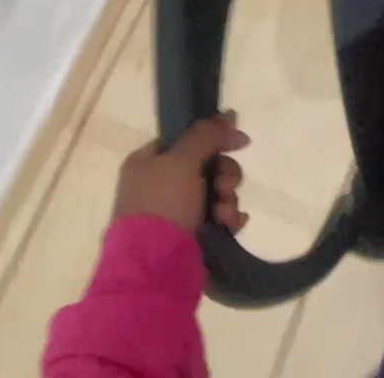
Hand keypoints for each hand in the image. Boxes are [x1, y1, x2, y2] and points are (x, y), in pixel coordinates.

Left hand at [113, 112, 251, 233]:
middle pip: (207, 164)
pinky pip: (217, 215)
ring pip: (215, 190)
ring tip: (224, 213)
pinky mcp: (189, 234)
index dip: (214, 137)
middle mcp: (158, 184)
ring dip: (227, 197)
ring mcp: (173, 211)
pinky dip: (227, 217)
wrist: (153, 270)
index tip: (237, 142)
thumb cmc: (163, 205)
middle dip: (224, 174)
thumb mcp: (182, 160)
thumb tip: (229, 114)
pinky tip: (231, 224)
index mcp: (147, 162)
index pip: (186, 137)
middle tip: (224, 185)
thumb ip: (207, 134)